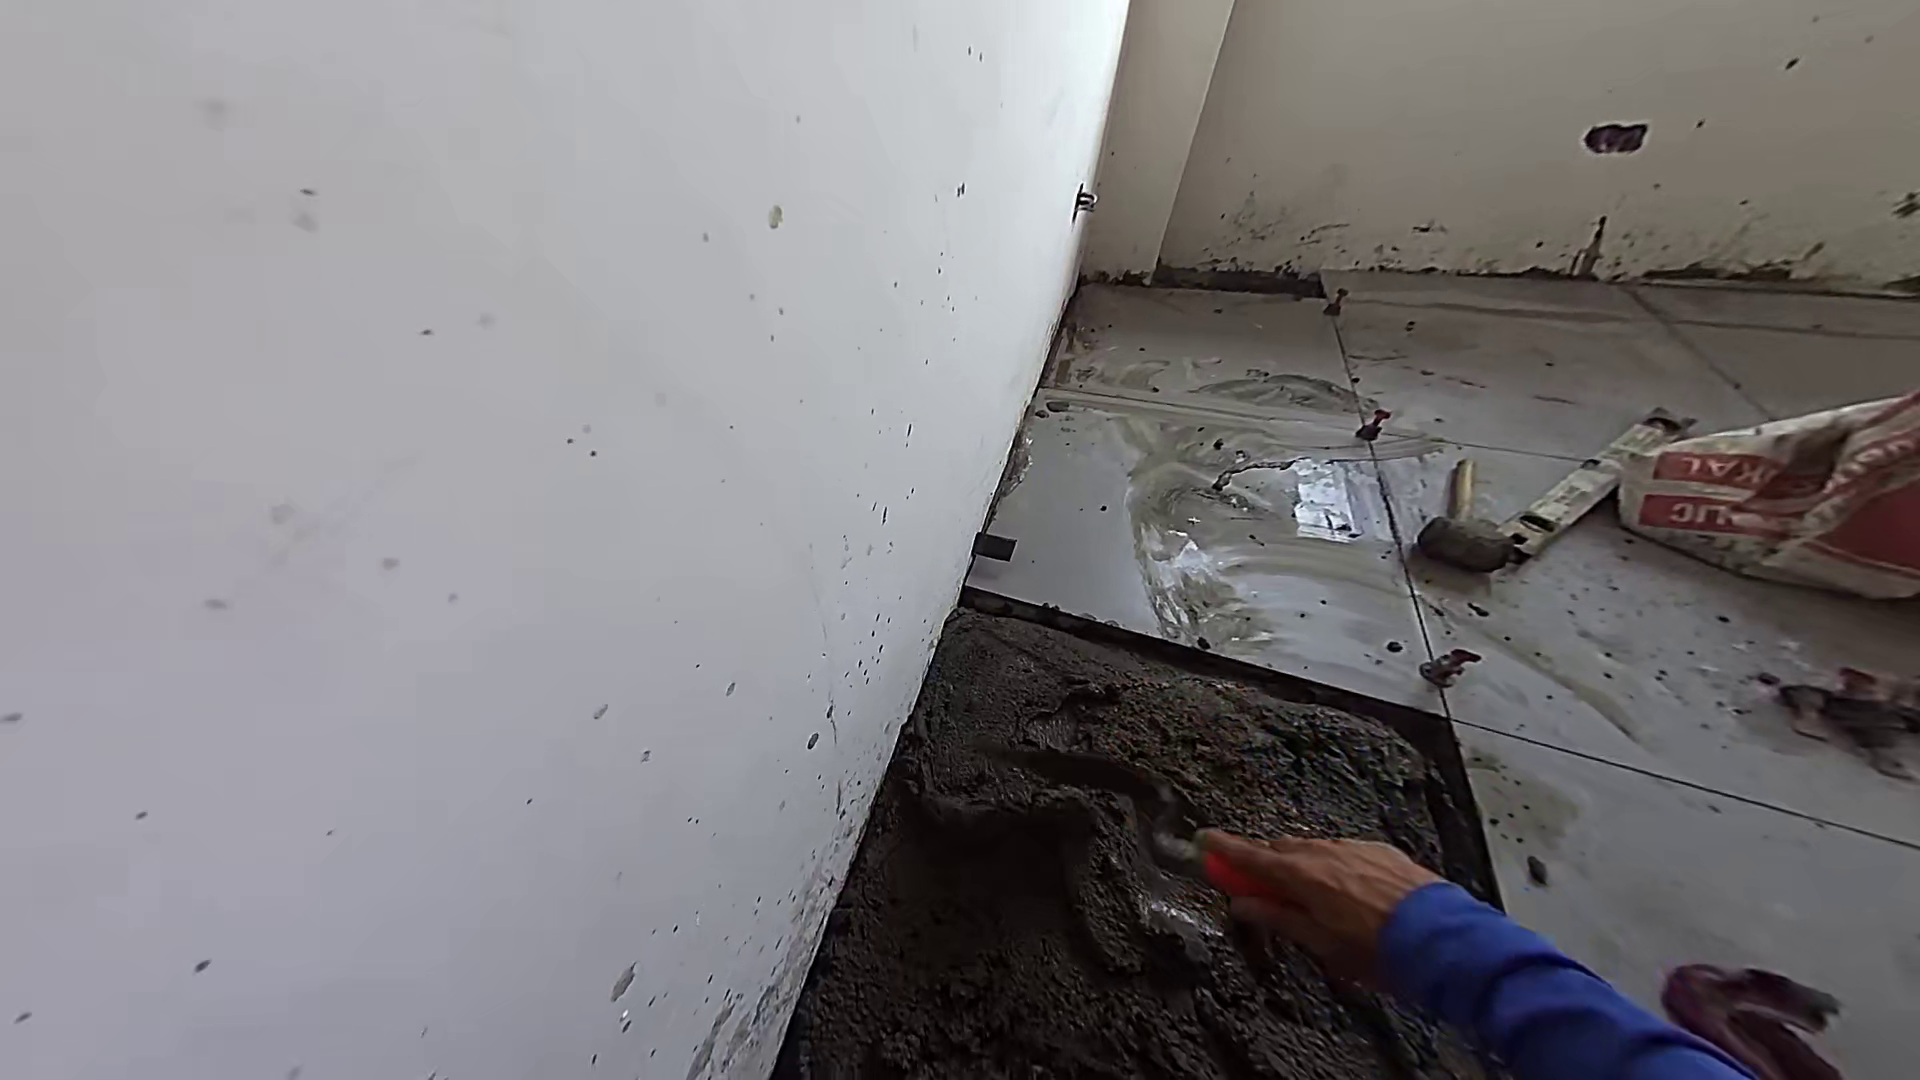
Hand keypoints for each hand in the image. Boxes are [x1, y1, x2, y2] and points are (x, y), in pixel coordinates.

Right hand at [1198, 830, 1439, 984]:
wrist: (1452, 942)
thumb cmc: (1382, 950)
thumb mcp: (1323, 945)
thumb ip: (1278, 919)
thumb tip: (1243, 906)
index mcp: (1300, 875)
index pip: (1248, 856)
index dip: (1222, 849)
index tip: (1203, 841)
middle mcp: (1320, 852)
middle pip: (1277, 850)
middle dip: (1263, 862)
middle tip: (1258, 883)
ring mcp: (1350, 847)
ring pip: (1310, 849)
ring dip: (1298, 864)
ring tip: (1309, 893)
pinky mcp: (1378, 850)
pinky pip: (1341, 851)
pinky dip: (1332, 865)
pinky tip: (1348, 890)